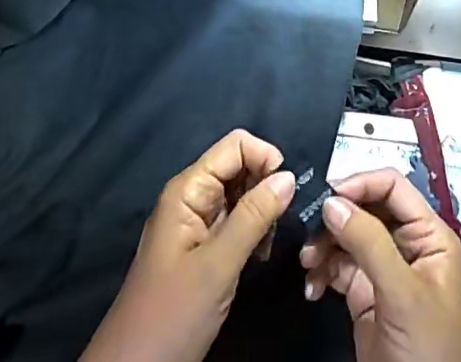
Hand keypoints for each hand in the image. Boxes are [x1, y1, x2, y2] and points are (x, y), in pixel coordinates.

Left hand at [80, 129, 295, 361]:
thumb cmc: (172, 314)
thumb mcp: (217, 265)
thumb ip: (253, 217)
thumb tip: (289, 176)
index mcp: (188, 189)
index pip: (236, 146)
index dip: (265, 159)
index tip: (286, 193)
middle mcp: (193, 197)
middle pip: (241, 166)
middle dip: (266, 187)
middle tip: (276, 226)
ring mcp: (197, 222)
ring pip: (243, 194)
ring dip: (262, 213)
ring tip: (266, 246)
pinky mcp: (205, 246)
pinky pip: (238, 221)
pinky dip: (254, 231)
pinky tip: (259, 256)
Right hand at [299, 169, 460, 361]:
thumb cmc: (429, 349)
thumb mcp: (403, 293)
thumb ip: (369, 243)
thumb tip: (331, 201)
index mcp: (429, 235)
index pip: (393, 187)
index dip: (360, 184)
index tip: (326, 195)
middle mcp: (407, 245)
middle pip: (366, 210)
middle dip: (336, 217)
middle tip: (307, 232)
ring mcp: (384, 271)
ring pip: (348, 238)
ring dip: (324, 245)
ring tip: (307, 264)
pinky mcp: (365, 297)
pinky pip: (338, 269)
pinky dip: (322, 273)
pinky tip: (312, 288)